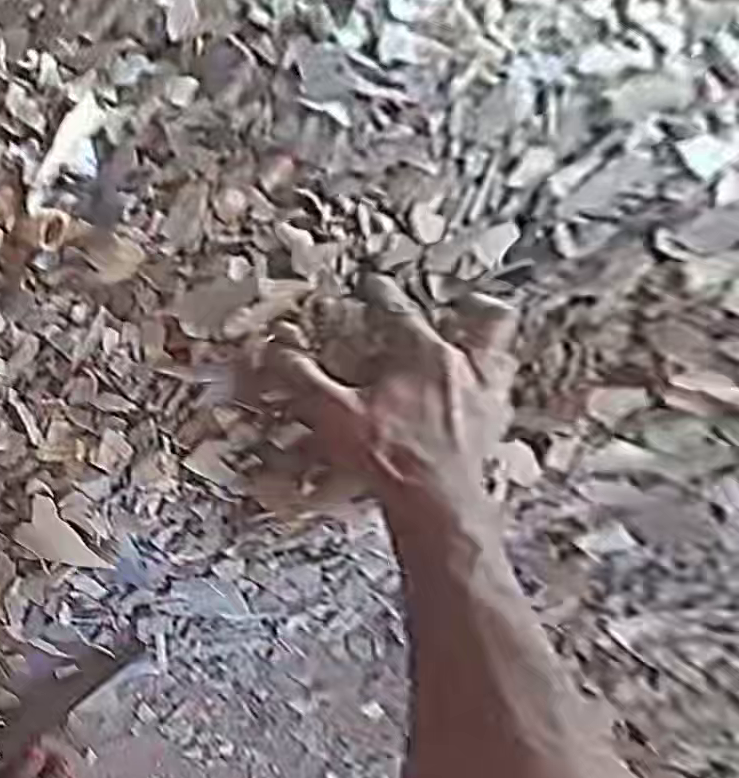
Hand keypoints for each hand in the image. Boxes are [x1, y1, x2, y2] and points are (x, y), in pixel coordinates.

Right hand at [267, 275, 518, 530]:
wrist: (433, 494)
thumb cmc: (383, 451)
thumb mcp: (330, 412)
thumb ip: (303, 378)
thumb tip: (276, 352)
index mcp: (424, 356)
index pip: (399, 314)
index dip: (380, 295)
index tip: (371, 282)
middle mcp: (465, 366)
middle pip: (482, 321)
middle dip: (470, 307)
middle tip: (462, 303)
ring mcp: (486, 393)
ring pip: (502, 352)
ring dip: (489, 343)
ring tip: (477, 342)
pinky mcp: (494, 421)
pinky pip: (500, 390)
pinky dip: (489, 383)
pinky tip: (474, 392)